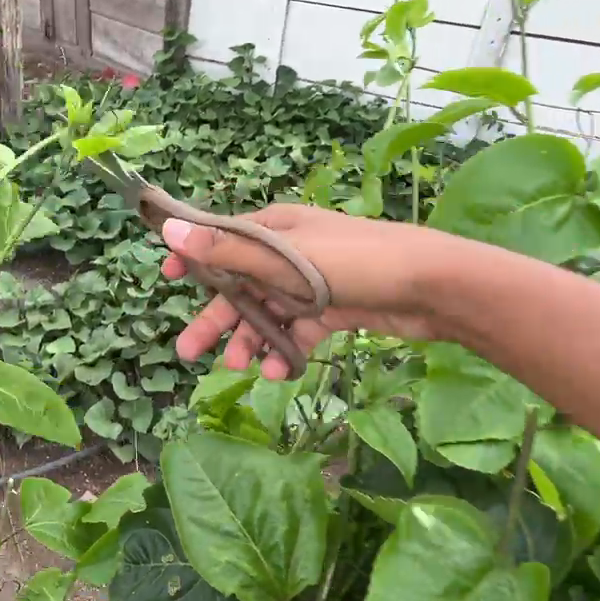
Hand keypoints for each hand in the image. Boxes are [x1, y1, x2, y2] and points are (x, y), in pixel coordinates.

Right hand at [162, 204, 460, 378]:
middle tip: (187, 352)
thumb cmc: (354, 261)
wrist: (432, 286)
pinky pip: (298, 330)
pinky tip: (279, 373)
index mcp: (272, 227)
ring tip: (239, 368)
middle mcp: (287, 252)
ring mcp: (311, 282)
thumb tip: (167, 230)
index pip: (220, 240)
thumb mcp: (283, 257)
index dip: (192, 259)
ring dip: (250, 339)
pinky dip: (286, 350)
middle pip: (240, 284)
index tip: (166, 279)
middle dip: (215, 318)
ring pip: (268, 312)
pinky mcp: (333, 309)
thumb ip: (224, 251)